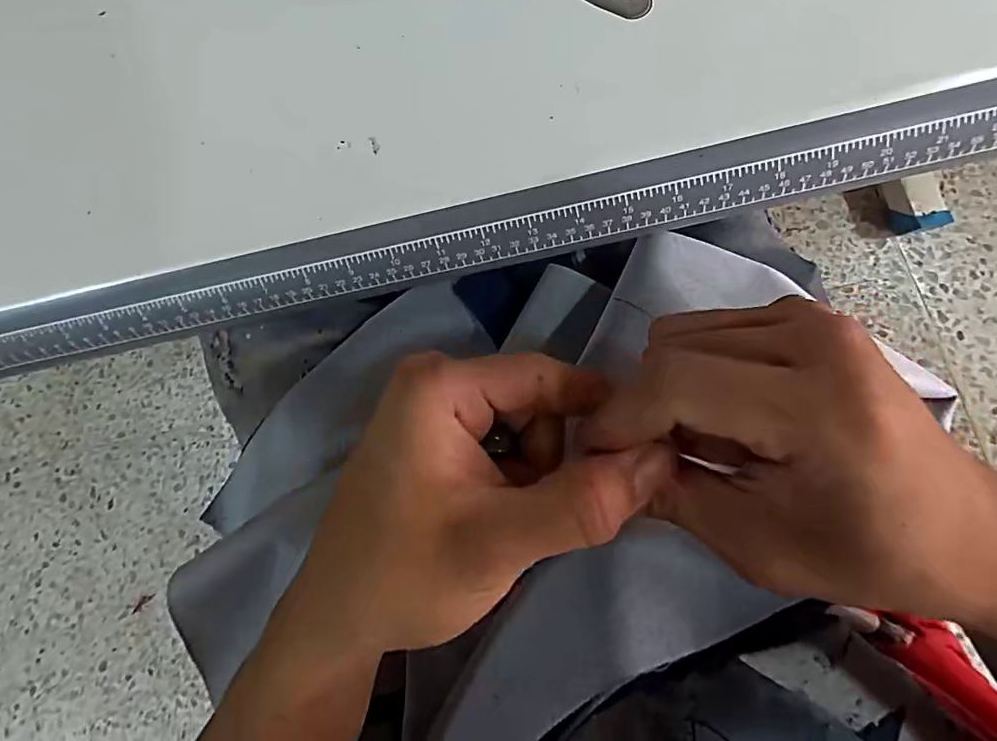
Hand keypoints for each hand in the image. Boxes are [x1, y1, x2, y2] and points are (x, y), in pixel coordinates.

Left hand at [285, 352, 674, 655]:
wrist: (338, 622)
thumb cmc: (407, 575)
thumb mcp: (501, 543)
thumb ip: (583, 503)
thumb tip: (658, 460)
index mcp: (441, 382)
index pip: (543, 374)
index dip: (596, 408)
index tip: (641, 450)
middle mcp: (435, 378)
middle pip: (534, 398)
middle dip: (558, 453)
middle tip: (556, 511)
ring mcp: (432, 405)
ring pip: (523, 421)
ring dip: (538, 470)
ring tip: (517, 521)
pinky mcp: (435, 433)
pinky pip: (501, 438)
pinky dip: (518, 475)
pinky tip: (502, 514)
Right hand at [582, 296, 996, 621]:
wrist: (965, 527)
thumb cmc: (872, 552)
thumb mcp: (762, 548)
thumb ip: (674, 497)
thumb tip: (611, 462)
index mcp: (817, 404)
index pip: (679, 382)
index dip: (624, 416)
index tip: (598, 453)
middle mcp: (816, 337)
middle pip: (673, 347)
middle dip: (644, 402)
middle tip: (654, 455)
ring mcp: (814, 316)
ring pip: (685, 330)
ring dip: (670, 383)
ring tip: (698, 436)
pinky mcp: (809, 313)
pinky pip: (714, 326)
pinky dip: (699, 366)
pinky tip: (728, 410)